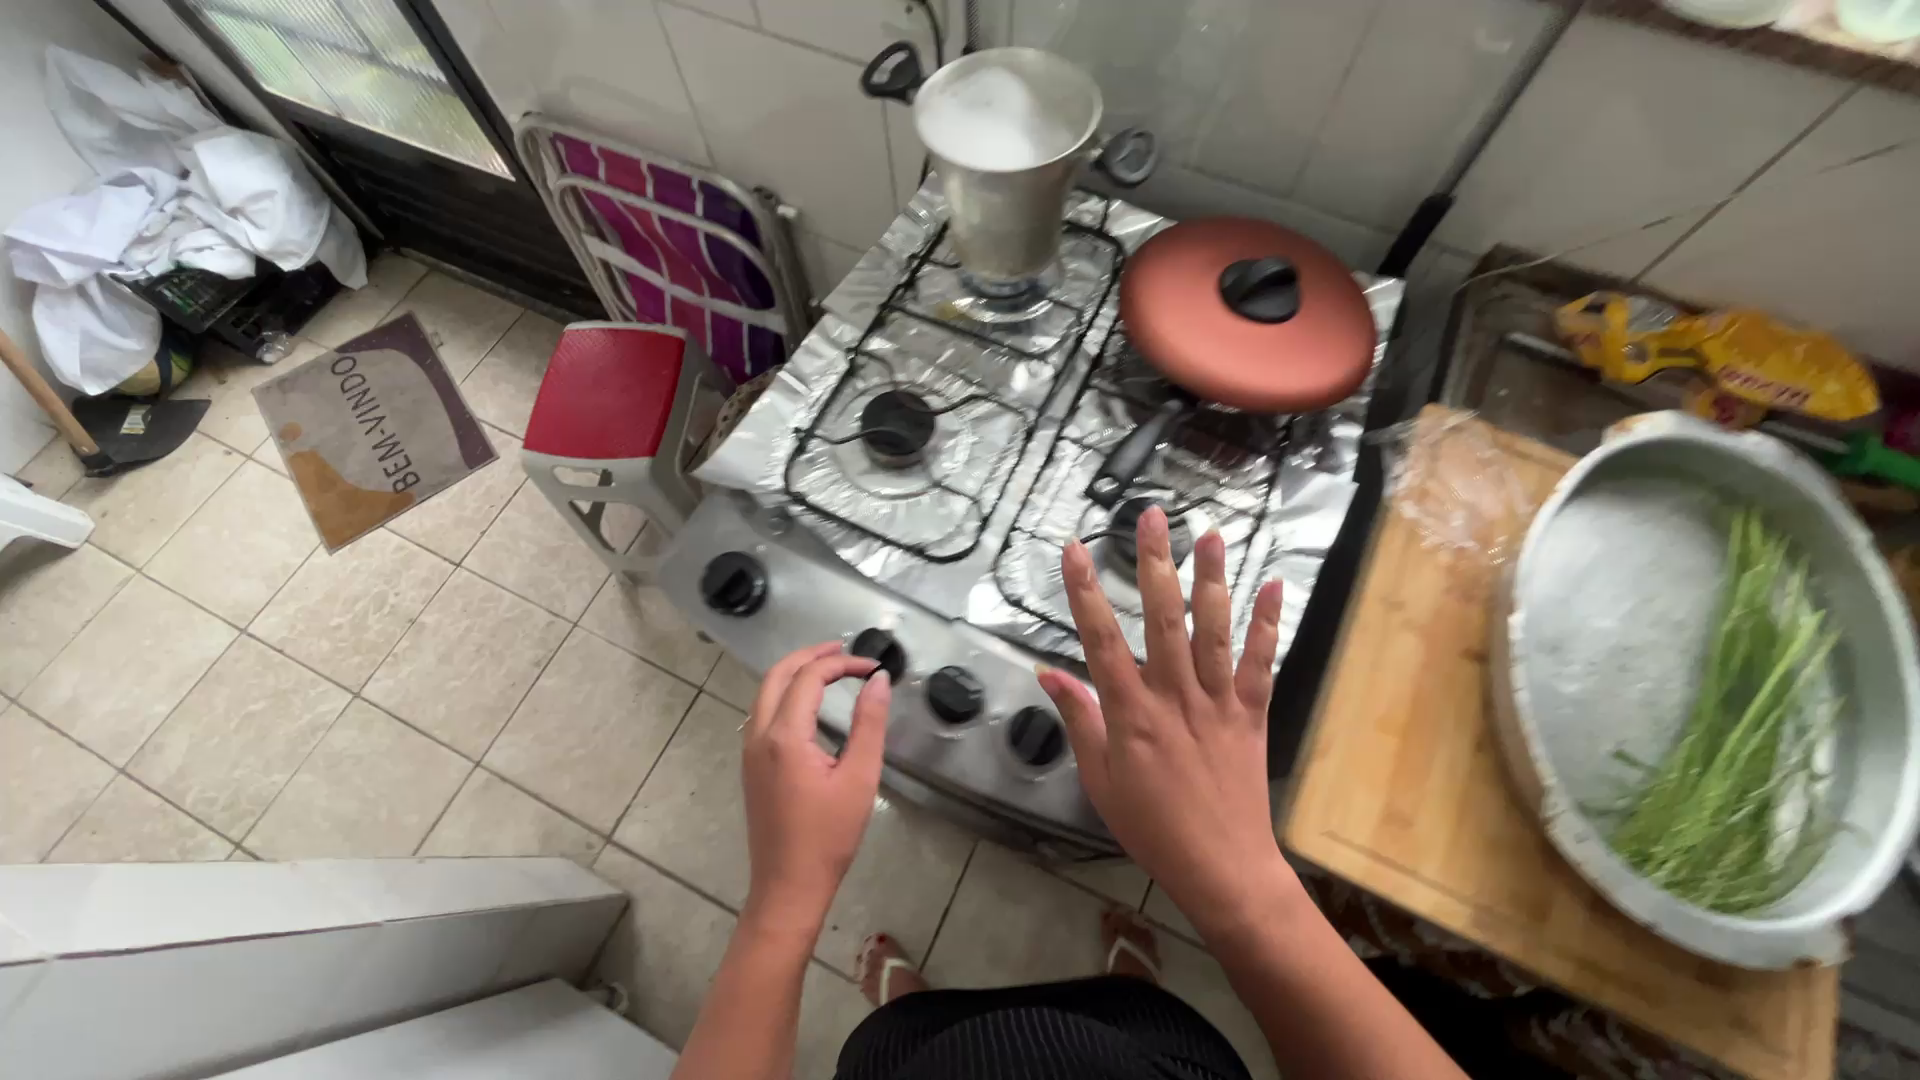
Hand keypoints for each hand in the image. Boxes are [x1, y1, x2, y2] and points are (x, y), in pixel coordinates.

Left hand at [741, 642, 892, 926]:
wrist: (788, 886)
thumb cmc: (829, 836)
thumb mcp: (859, 777)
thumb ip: (869, 723)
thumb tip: (878, 680)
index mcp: (784, 735)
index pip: (809, 678)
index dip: (841, 663)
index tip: (873, 668)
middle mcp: (758, 736)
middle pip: (777, 675)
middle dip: (809, 656)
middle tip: (844, 650)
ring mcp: (749, 751)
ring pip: (764, 693)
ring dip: (794, 673)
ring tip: (829, 669)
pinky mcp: (751, 766)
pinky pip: (762, 713)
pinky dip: (784, 693)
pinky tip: (808, 704)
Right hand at [1036, 506, 1294, 940]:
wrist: (1224, 869)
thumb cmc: (1152, 826)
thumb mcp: (1100, 780)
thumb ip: (1079, 721)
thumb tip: (1049, 673)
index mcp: (1131, 714)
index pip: (1101, 640)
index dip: (1084, 591)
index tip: (1075, 548)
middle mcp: (1175, 697)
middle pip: (1163, 619)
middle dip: (1155, 563)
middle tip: (1153, 516)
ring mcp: (1219, 702)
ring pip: (1214, 631)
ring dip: (1212, 579)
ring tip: (1211, 533)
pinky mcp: (1253, 714)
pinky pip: (1262, 663)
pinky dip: (1269, 624)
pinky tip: (1274, 585)